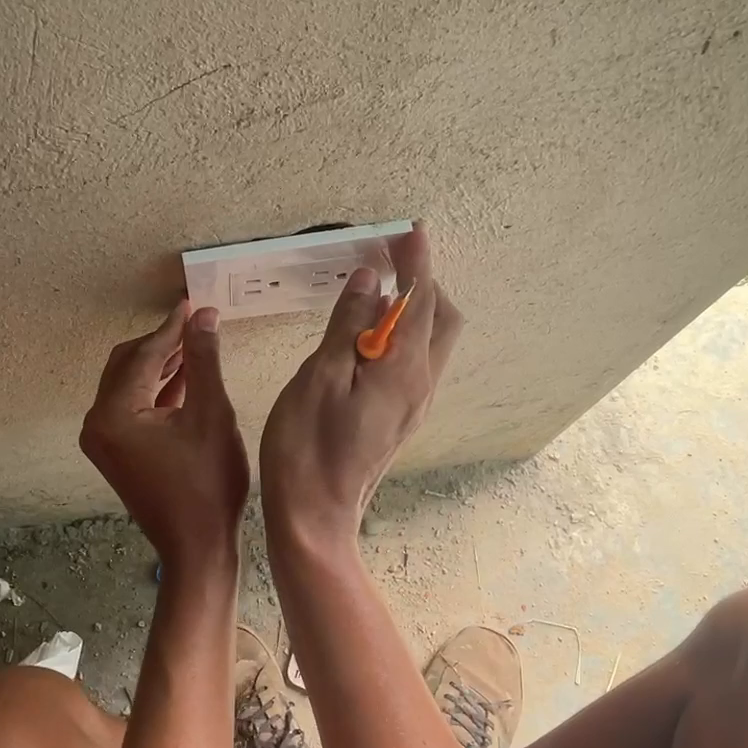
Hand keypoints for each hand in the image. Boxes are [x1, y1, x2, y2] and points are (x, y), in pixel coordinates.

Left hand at [81, 301, 248, 571]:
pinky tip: (185, 378)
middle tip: (195, 324)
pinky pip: (130, 408)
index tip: (193, 304)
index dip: (172, 328)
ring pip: (129, 385)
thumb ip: (204, 361)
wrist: (197, 546)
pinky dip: (155, 391)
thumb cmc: (208, 486)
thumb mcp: (212, 416)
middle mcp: (97, 424)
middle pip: (127, 365)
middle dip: (162, 343)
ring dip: (160, 366)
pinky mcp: (114, 452)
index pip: (144, 355)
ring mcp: (102, 440)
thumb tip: (204, 316)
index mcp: (114, 414)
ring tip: (195, 346)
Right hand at [260, 222, 462, 543]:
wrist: (314, 516)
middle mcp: (420, 385)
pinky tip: (369, 336)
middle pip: (441, 318)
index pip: (420, 299)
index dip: (416, 261)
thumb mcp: (318, 378)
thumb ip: (347, 326)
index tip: (409, 231)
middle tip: (390, 258)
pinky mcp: (400, 419)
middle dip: (423, 281)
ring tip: (378, 290)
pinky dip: (403, 335)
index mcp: (403, 369)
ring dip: (414, 308)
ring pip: (431, 341)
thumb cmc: (307, 447)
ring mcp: (413, 405)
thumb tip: (370, 280)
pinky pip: (415, 362)